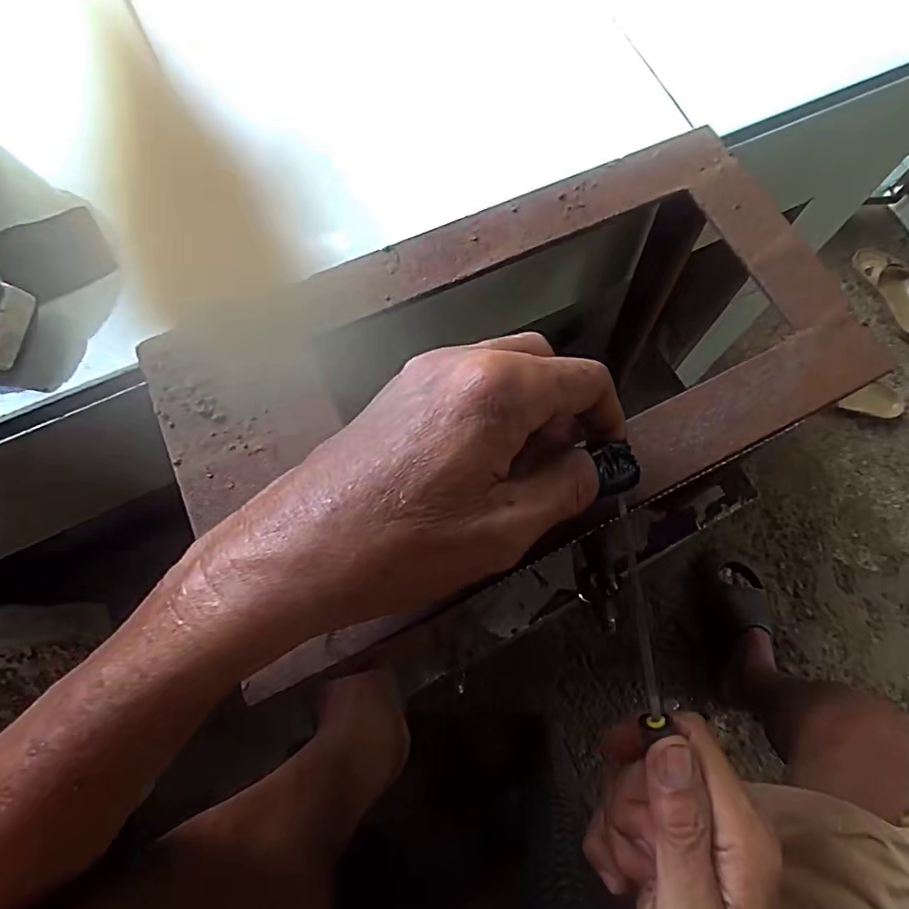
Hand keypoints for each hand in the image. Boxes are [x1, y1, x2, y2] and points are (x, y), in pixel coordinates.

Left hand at [194, 332, 623, 635]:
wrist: (299, 548)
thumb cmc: (404, 547)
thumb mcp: (504, 530)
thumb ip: (564, 489)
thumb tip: (588, 467)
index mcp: (496, 387)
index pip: (583, 377)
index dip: (609, 417)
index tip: (607, 458)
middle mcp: (460, 361)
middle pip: (541, 362)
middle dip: (565, 408)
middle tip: (560, 465)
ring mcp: (421, 371)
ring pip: (501, 369)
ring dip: (526, 409)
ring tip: (517, 471)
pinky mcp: (397, 391)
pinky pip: (464, 384)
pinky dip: (489, 411)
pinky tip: (475, 464)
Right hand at [583, 714, 784, 908]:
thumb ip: (681, 827)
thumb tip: (670, 745)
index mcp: (742, 829)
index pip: (695, 739)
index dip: (649, 735)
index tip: (612, 751)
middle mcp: (728, 821)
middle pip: (658, 762)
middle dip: (629, 798)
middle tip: (634, 849)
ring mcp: (703, 832)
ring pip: (638, 786)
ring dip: (619, 825)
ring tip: (632, 871)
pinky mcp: (679, 844)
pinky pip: (630, 816)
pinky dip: (614, 842)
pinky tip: (625, 875)